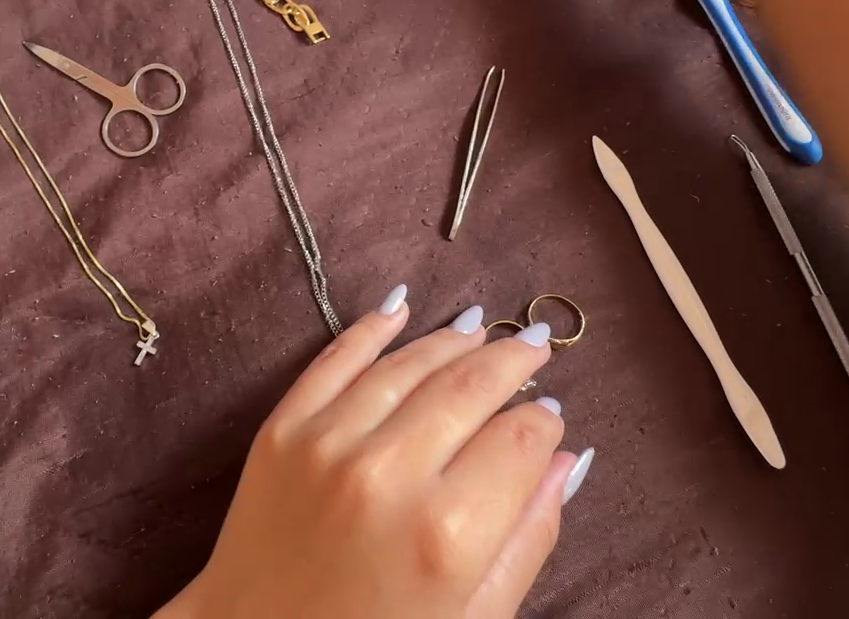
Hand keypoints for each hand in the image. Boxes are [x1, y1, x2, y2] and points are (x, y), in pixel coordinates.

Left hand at [158, 286, 595, 618]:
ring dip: (450, 339)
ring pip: (407, 365)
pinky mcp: (281, 429)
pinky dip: (371, 328)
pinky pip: (334, 359)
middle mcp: (387, 474)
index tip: (552, 412)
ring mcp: (326, 442)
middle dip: (511, 360)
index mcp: (445, 537)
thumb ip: (526, 542)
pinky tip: (400, 306)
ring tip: (481, 327)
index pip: (517, 442)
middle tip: (535, 345)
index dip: (544, 421)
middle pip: (467, 388)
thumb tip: (567, 459)